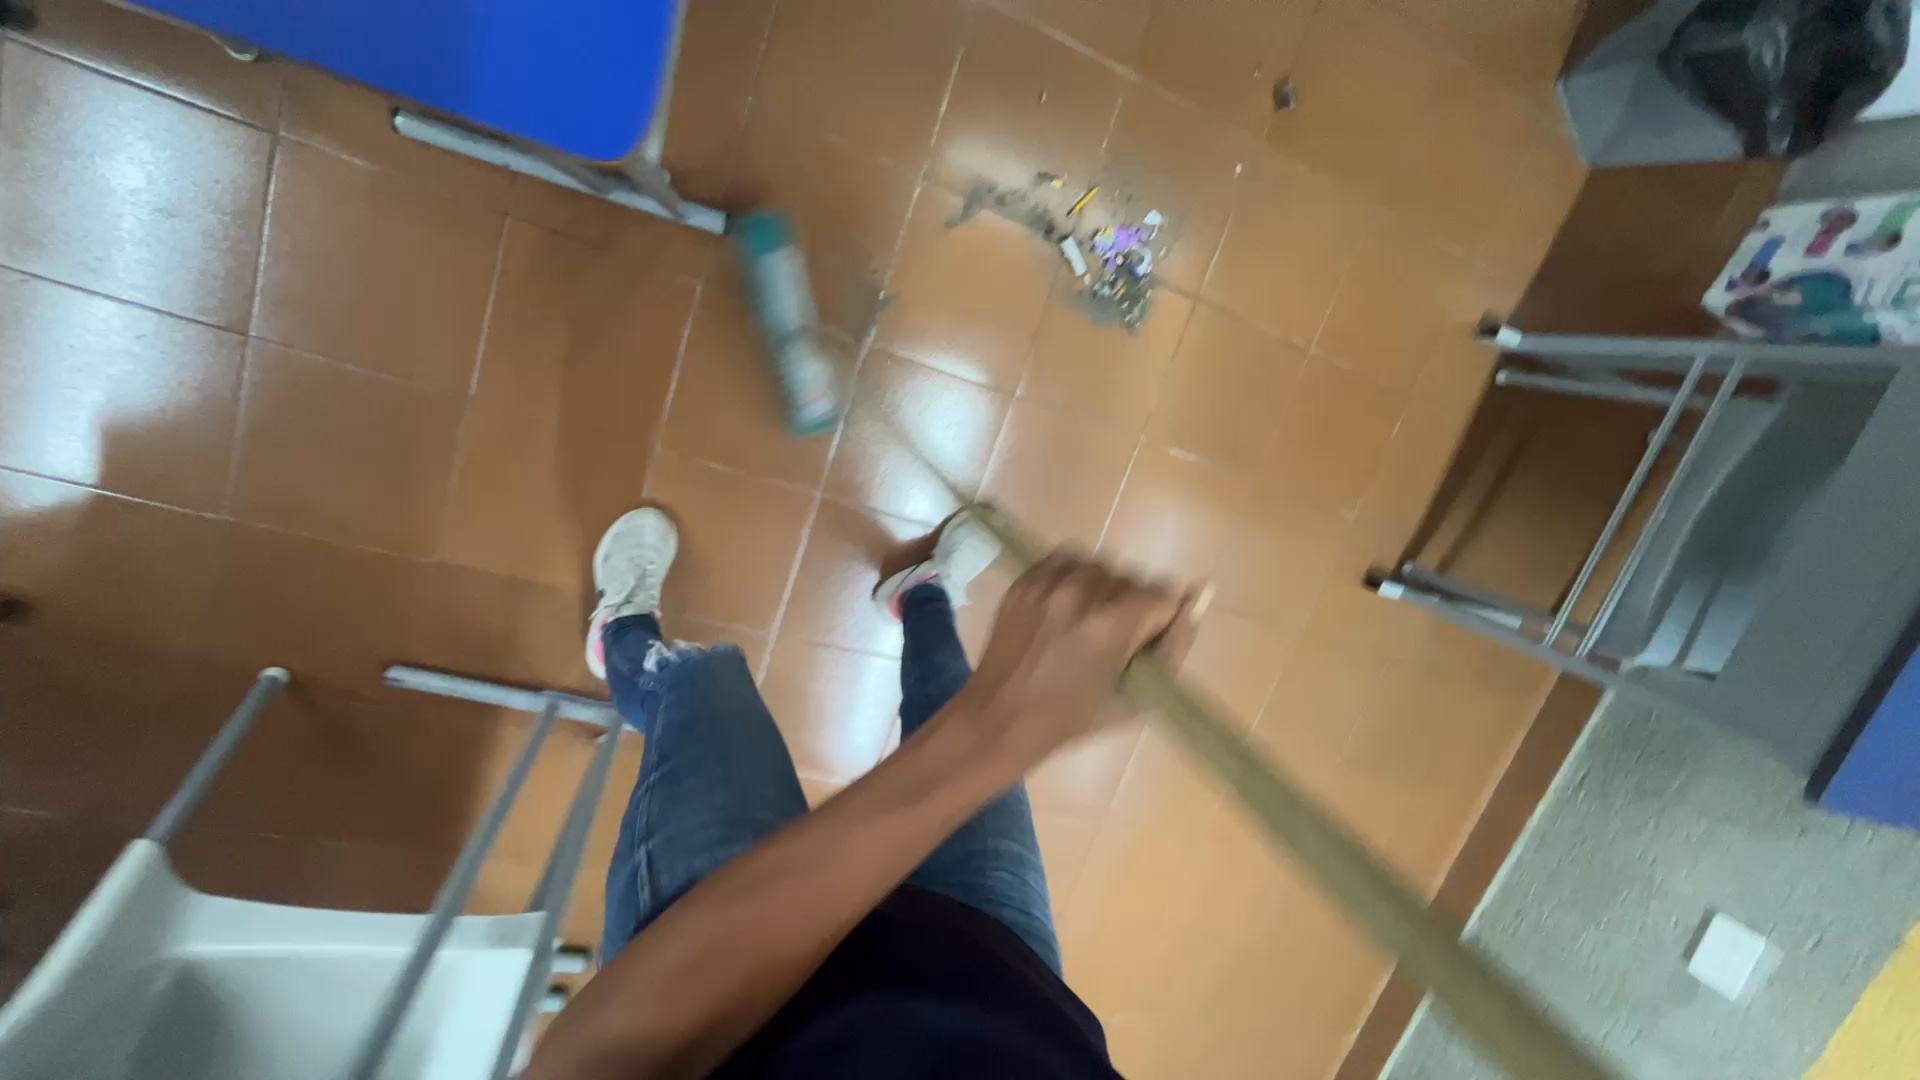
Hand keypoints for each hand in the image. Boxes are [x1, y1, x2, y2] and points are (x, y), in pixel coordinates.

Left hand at [955, 552, 1206, 771]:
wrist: (1001, 716)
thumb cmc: (1074, 717)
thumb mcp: (1137, 695)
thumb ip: (1176, 643)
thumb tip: (1203, 591)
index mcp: (1113, 623)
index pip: (1163, 594)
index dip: (1157, 621)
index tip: (1139, 646)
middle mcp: (1082, 592)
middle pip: (1131, 579)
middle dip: (1130, 605)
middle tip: (1110, 641)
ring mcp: (1048, 582)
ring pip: (1100, 566)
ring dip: (1102, 588)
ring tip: (1086, 622)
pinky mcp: (1024, 580)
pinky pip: (1065, 559)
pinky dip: (1073, 576)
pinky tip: (1066, 606)